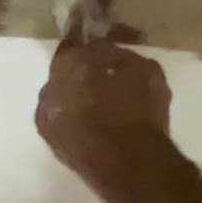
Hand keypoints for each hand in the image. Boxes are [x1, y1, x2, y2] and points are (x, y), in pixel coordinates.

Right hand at [35, 39, 170, 191]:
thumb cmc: (80, 142)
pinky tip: (140, 103)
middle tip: (97, 88)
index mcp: (67, 61)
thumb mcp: (47, 122)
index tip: (73, 73)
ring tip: (122, 98)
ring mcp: (129, 58)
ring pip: (121, 59)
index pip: (67, 47)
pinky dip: (140, 83)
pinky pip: (142, 72)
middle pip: (96, 51)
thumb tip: (59, 88)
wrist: (126, 154)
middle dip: (96, 65)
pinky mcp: (154, 71)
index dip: (70, 61)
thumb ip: (52, 95)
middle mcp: (99, 50)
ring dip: (119, 73)